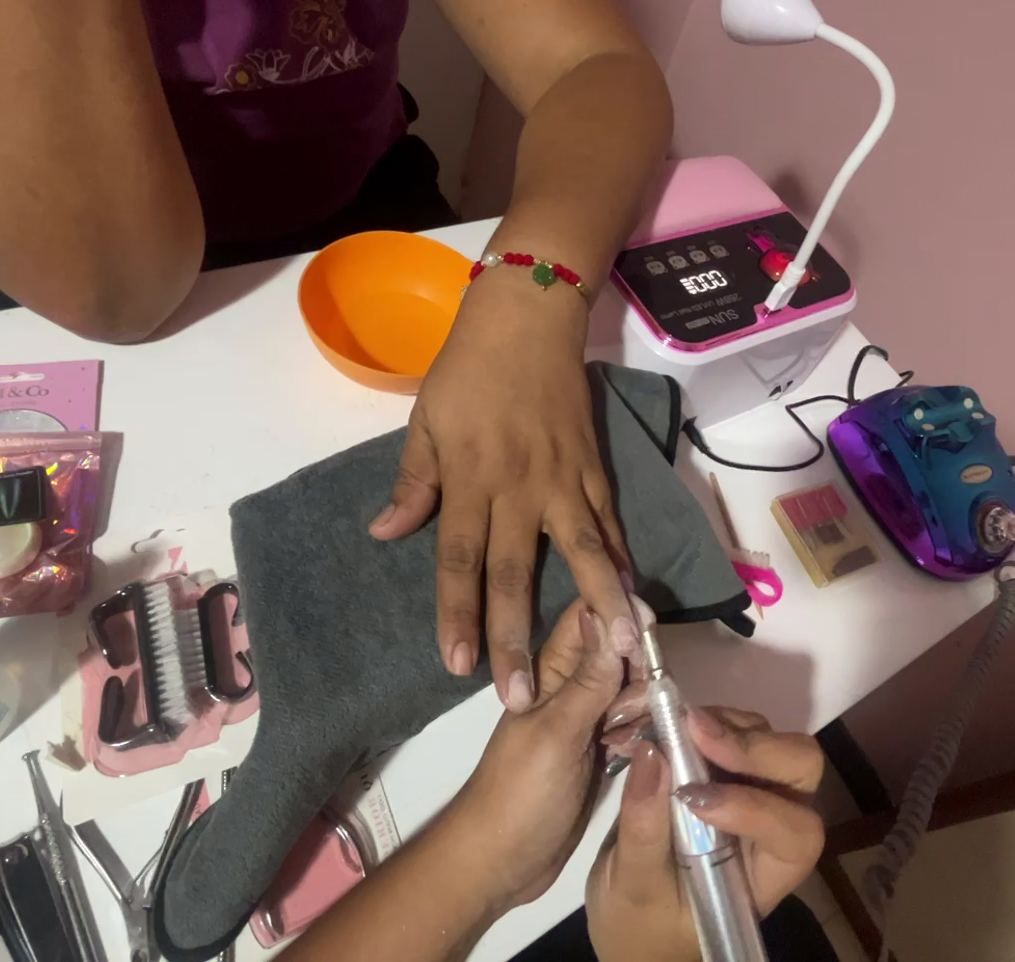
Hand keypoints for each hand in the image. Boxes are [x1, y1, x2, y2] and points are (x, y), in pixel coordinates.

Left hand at [370, 269, 631, 710]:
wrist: (527, 318)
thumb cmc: (467, 370)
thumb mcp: (425, 420)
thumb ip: (412, 482)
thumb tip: (385, 535)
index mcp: (471, 479)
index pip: (459, 559)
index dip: (457, 614)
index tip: (456, 665)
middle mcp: (520, 489)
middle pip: (515, 572)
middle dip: (516, 635)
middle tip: (521, 696)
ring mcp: (564, 479)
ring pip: (582, 551)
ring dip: (596, 604)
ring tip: (614, 652)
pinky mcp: (594, 466)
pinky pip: (608, 519)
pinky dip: (619, 556)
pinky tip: (630, 591)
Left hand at [438, 598, 635, 909]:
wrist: (500, 864)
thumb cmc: (520, 793)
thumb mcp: (558, 732)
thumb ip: (589, 677)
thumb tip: (606, 609)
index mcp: (552, 668)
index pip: (592, 615)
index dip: (622, 611)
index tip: (653, 631)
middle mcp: (572, 684)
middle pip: (620, 649)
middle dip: (643, 665)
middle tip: (648, 700)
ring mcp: (587, 717)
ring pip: (631, 687)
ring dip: (646, 701)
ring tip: (638, 731)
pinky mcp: (599, 748)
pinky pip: (633, 722)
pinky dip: (644, 730)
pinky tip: (642, 749)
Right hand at [586, 707, 825, 961]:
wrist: (632, 918)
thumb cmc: (644, 924)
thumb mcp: (635, 886)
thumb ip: (644, 828)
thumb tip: (651, 753)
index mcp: (769, 871)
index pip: (794, 832)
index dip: (755, 806)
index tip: (692, 798)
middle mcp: (773, 820)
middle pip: (799, 767)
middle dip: (751, 744)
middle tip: (692, 729)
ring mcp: (749, 784)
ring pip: (764, 734)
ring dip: (720, 723)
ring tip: (666, 725)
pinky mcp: (720, 762)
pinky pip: (727, 724)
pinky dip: (697, 717)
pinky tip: (659, 723)